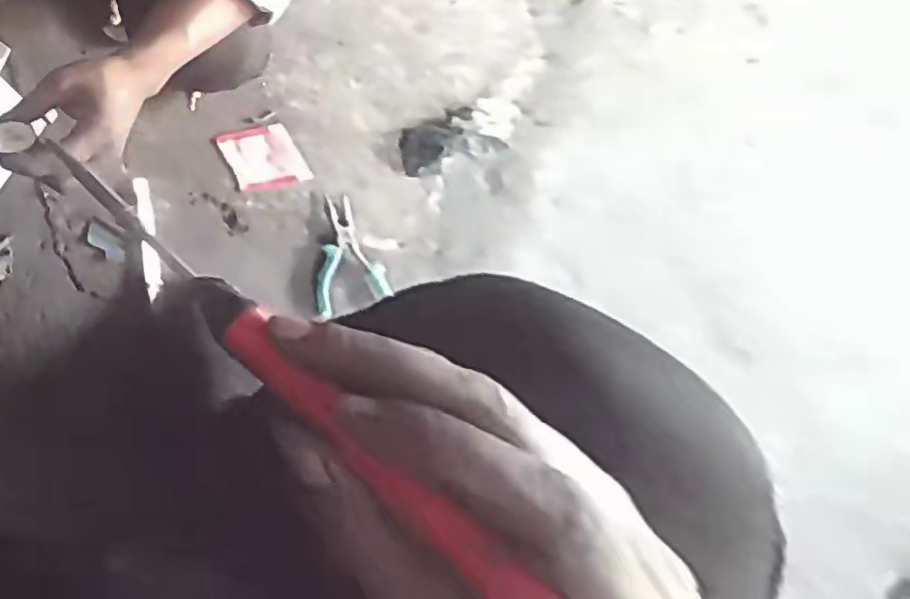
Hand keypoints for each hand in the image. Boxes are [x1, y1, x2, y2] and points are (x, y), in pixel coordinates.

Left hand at [3, 53, 162, 186]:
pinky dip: (49, 166)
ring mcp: (104, 165)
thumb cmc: (100, 76)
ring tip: (16, 148)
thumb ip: (31, 106)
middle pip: (57, 178)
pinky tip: (34, 150)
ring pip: (64, 180)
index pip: (55, 161)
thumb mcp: (60, 83)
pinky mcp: (101, 164)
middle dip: (27, 168)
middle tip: (3, 150)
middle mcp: (101, 158)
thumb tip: (3, 125)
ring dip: (37, 168)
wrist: (133, 79)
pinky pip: (71, 173)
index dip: (24, 161)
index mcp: (94, 136)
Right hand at [264, 316, 699, 598]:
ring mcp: (597, 484)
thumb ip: (368, 539)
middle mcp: (620, 519)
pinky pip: (477, 405)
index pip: (537, 498)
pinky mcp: (560, 465)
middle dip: (382, 364)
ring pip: (487, 394)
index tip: (336, 411)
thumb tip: (295, 437)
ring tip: (309, 340)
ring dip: (385, 359)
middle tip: (289, 336)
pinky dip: (407, 378)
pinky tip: (357, 368)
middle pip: (496, 410)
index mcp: (610, 583)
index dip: (434, 444)